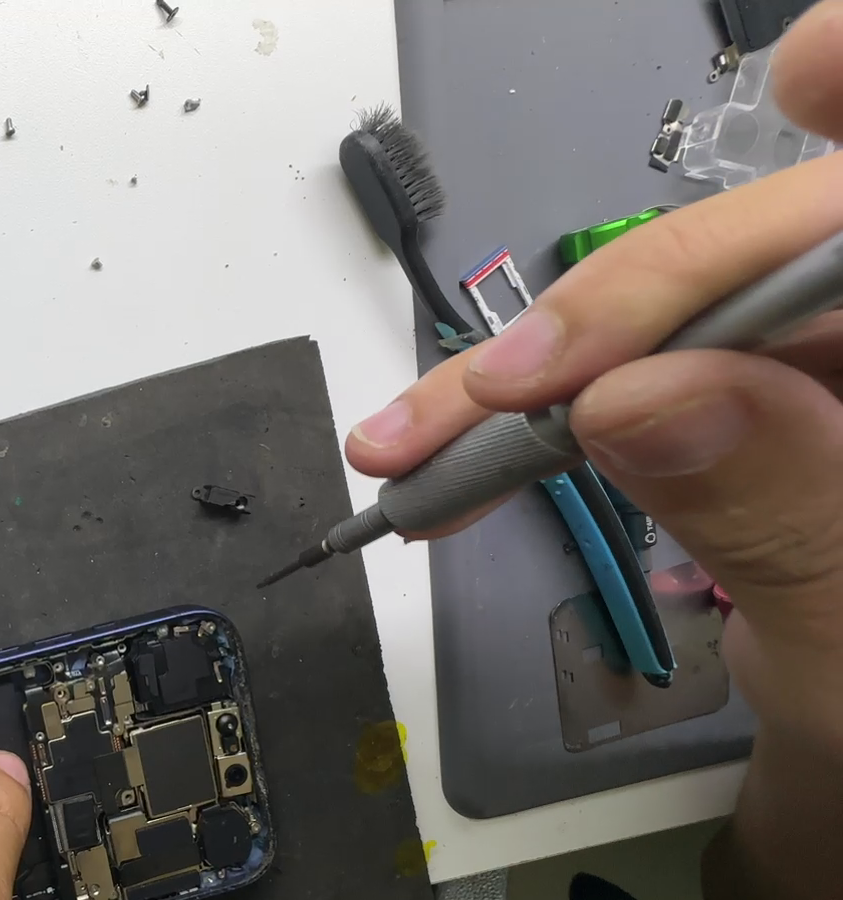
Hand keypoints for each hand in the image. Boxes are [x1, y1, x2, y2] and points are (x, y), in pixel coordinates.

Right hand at [344, 3, 842, 899]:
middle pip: (774, 257)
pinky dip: (516, 424)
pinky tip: (452, 458)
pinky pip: (615, 392)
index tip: (808, 76)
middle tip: (474, 396)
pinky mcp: (741, 432)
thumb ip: (787, 512)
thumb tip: (639, 391)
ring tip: (410, 444)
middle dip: (603, 316)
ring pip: (657, 331)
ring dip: (516, 385)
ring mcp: (825, 394)